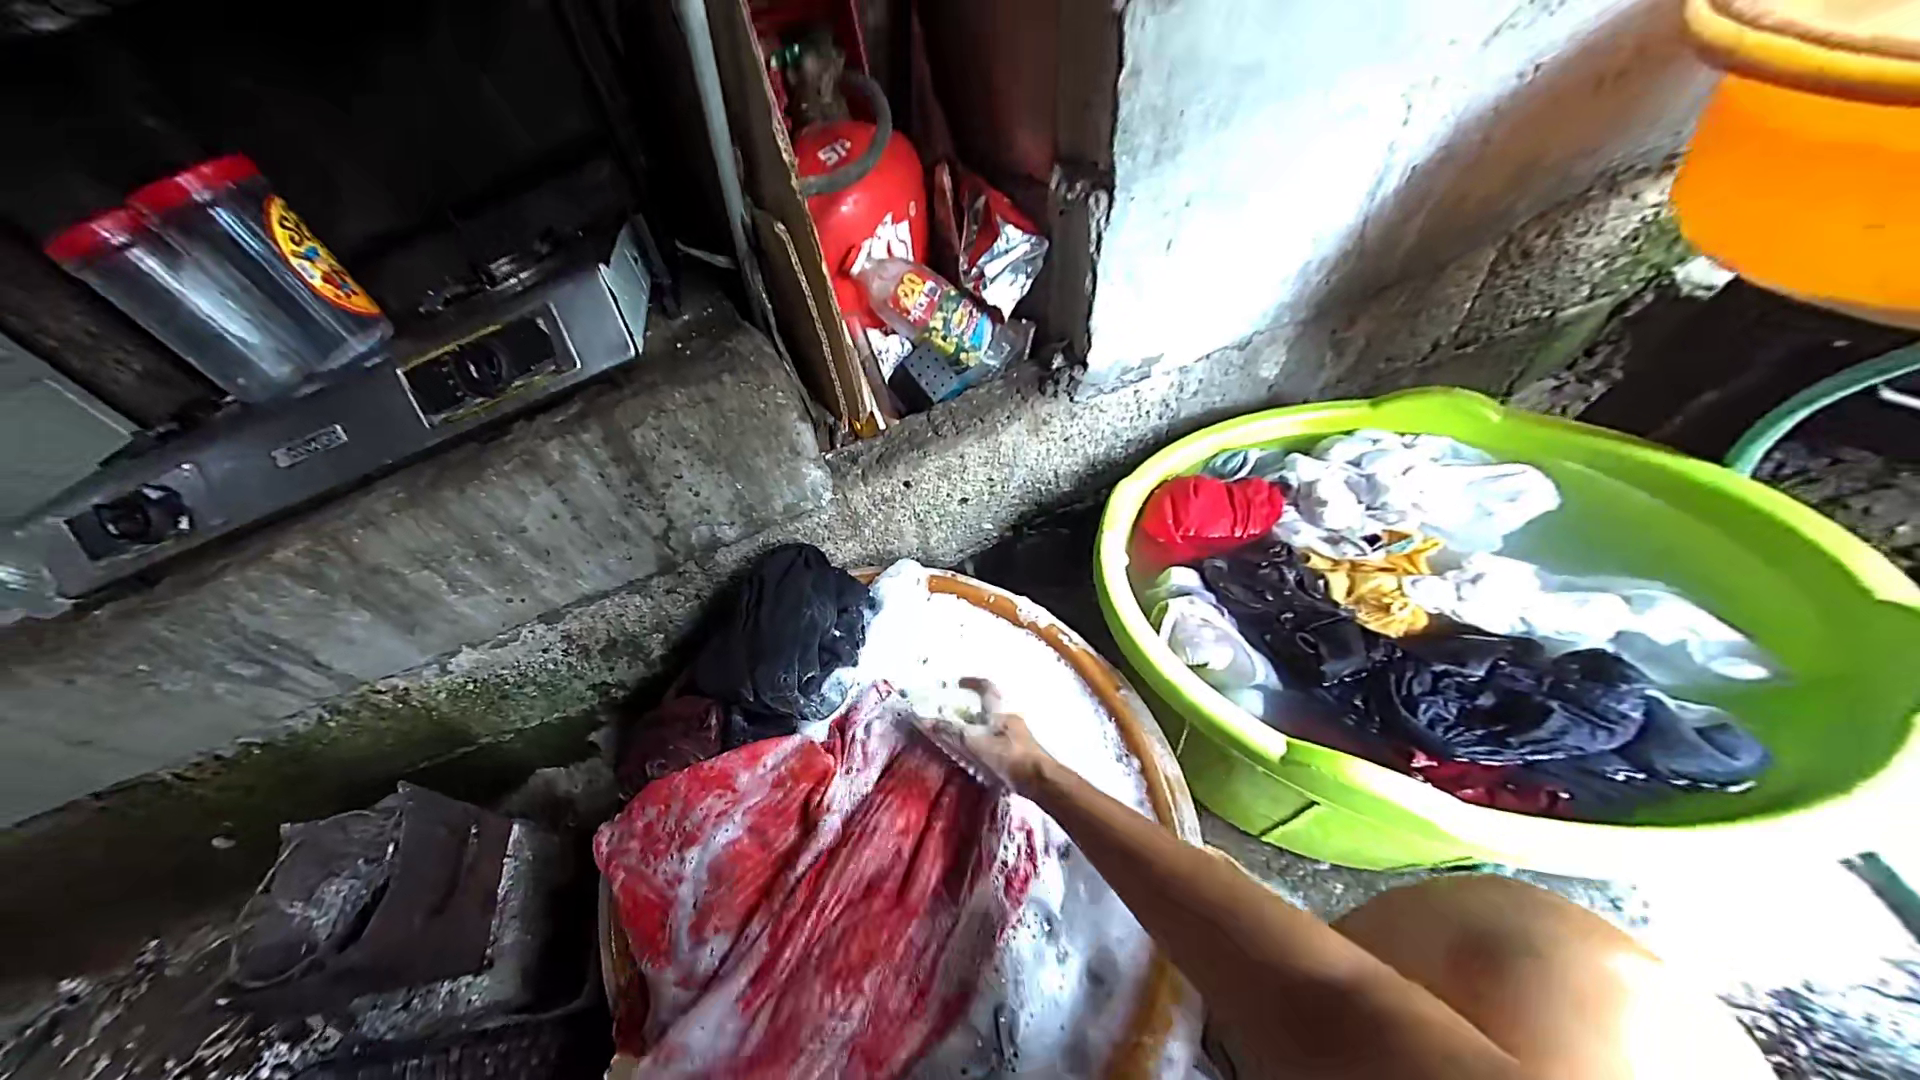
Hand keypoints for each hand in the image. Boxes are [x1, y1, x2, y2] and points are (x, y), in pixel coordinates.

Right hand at [940, 677, 1054, 795]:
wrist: (1042, 783)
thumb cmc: (1011, 759)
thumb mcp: (979, 744)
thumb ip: (955, 733)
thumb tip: (930, 722)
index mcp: (1002, 714)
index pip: (987, 690)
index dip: (973, 683)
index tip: (959, 683)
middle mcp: (1011, 722)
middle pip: (987, 713)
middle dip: (970, 717)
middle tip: (953, 725)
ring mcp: (1018, 739)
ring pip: (992, 731)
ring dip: (977, 735)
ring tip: (962, 748)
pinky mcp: (1021, 756)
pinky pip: (998, 746)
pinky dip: (985, 750)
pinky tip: (978, 764)